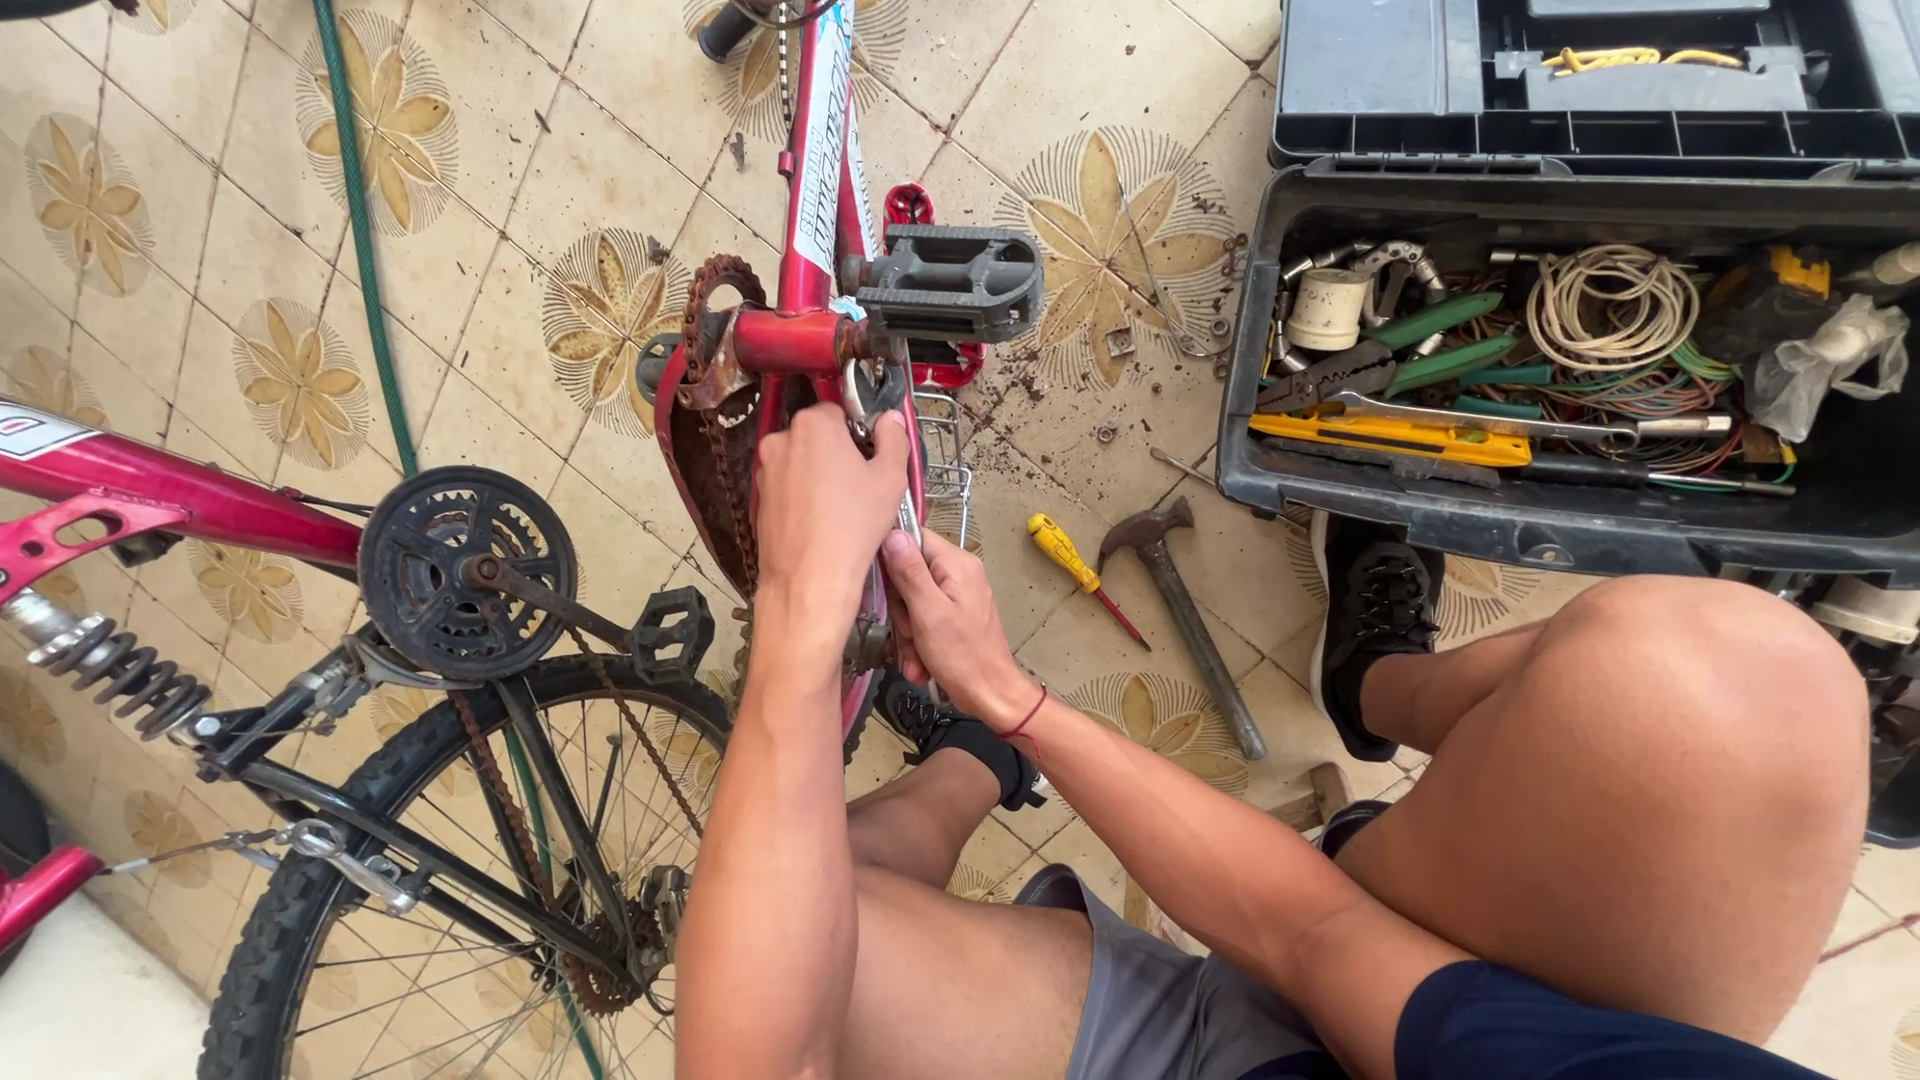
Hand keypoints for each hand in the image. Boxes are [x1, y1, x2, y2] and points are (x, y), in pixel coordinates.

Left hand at [754, 403, 908, 632]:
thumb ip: (894, 439)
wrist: (810, 577)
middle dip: (838, 452)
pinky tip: (822, 520)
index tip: (871, 456)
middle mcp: (782, 440)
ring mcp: (766, 470)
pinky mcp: (760, 497)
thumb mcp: (891, 479)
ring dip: (820, 475)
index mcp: (814, 425)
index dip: (859, 433)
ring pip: (802, 461)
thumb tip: (889, 420)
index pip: (840, 411)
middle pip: (818, 435)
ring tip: (842, 508)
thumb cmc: (852, 527)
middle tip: (861, 484)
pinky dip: (804, 496)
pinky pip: (789, 486)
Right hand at [879, 529, 1039, 731]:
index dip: (892, 560)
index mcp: (956, 563)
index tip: (886, 588)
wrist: (990, 696)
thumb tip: (892, 533)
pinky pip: (923, 619)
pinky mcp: (954, 616)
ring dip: (908, 633)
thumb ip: (909, 572)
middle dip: (901, 610)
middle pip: (909, 574)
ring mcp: (957, 596)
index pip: (914, 538)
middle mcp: (959, 573)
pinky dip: (918, 642)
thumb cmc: (962, 654)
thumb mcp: (928, 612)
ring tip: (916, 655)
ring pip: (912, 602)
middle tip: (908, 632)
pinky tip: (921, 663)